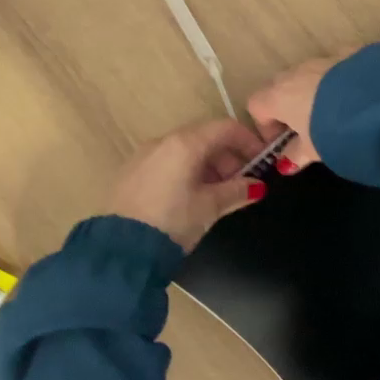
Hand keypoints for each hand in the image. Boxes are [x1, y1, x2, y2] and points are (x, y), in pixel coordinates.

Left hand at [107, 118, 272, 249]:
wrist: (118, 251)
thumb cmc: (172, 222)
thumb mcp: (210, 207)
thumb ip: (237, 191)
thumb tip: (256, 186)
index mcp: (186, 143)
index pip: (227, 128)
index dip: (249, 142)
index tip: (261, 162)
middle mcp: (163, 141)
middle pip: (205, 137)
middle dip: (228, 157)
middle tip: (240, 182)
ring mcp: (143, 156)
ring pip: (185, 150)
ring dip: (207, 165)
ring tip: (217, 192)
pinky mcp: (129, 174)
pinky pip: (166, 162)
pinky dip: (185, 171)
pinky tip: (190, 197)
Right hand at [246, 51, 355, 171]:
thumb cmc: (335, 131)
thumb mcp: (314, 150)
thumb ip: (295, 155)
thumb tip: (285, 163)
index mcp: (280, 94)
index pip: (256, 104)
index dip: (265, 124)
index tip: (283, 142)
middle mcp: (298, 71)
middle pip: (280, 85)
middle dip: (288, 105)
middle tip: (307, 128)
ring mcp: (326, 57)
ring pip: (309, 73)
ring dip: (314, 90)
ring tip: (333, 112)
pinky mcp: (353, 52)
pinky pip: (337, 65)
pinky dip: (339, 77)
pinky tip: (356, 94)